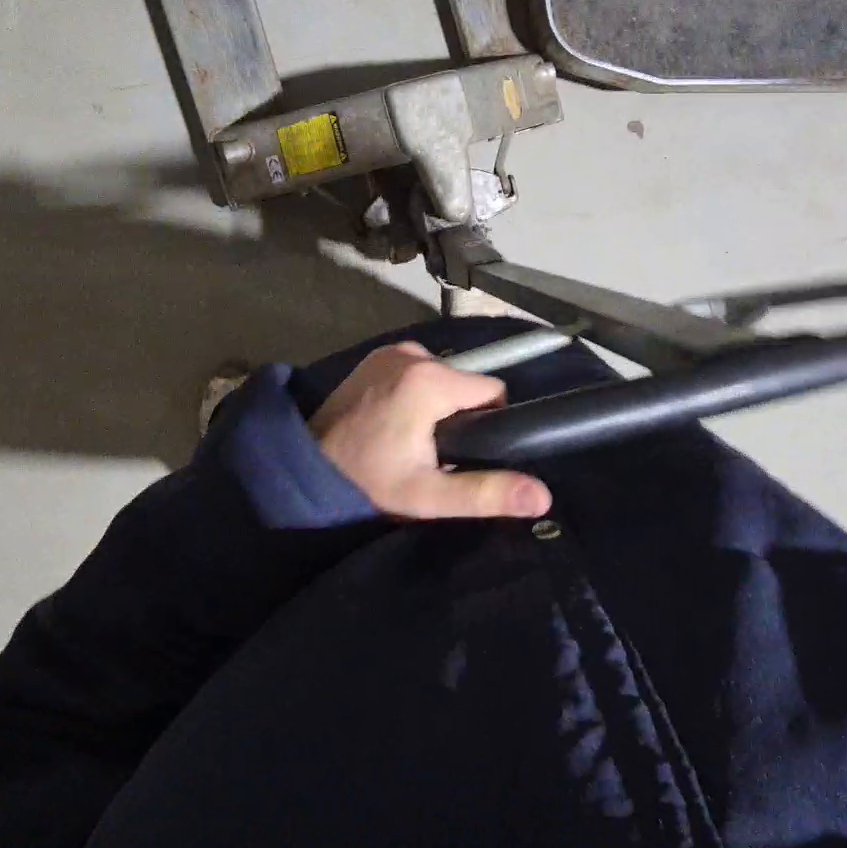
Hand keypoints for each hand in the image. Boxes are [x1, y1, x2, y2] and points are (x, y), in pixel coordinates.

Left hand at [309, 342, 553, 519]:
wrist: (303, 471)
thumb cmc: (368, 484)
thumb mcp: (429, 496)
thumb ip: (486, 493)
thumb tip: (543, 497)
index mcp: (430, 379)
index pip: (493, 390)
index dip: (488, 423)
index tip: (463, 451)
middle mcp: (413, 353)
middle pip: (466, 383)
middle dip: (460, 415)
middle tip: (432, 452)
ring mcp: (390, 351)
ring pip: (443, 377)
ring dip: (438, 404)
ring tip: (410, 439)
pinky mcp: (375, 356)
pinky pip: (416, 371)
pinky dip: (416, 392)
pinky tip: (394, 421)